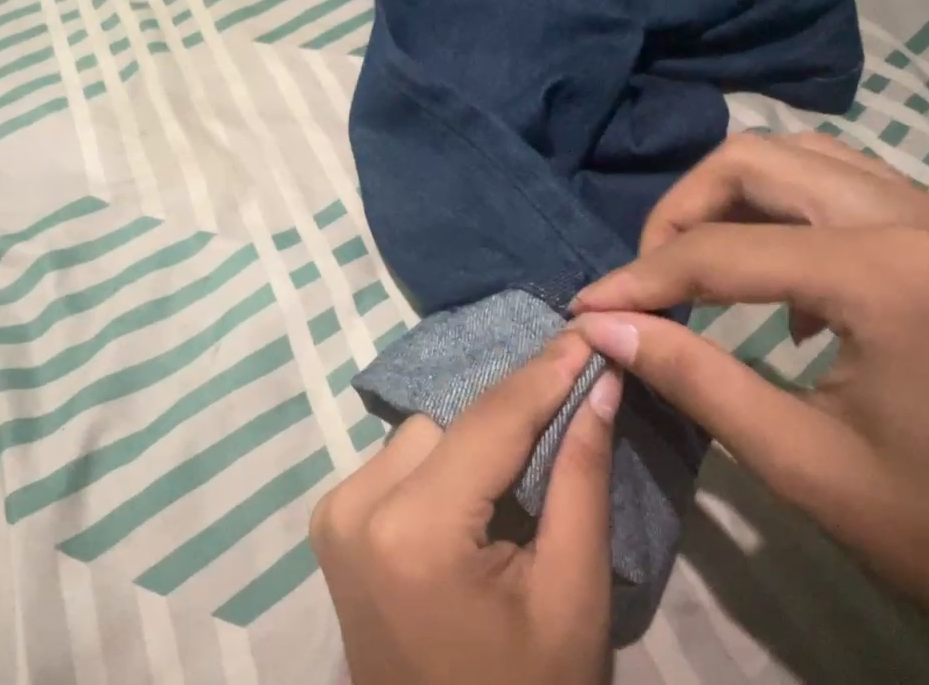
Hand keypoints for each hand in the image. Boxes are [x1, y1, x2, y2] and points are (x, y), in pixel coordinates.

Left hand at [311, 333, 619, 684]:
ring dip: (472, 440)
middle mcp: (354, 505)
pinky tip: (478, 489)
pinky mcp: (331, 522)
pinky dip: (441, 463)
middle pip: (447, 422)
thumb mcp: (572, 596)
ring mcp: (333, 514)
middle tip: (566, 405)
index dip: (542, 372)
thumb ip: (581, 480)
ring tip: (522, 465)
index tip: (584, 332)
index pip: (488, 422)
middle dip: (506, 417)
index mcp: (412, 530)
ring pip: (419, 434)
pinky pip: (398, 461)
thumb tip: (597, 386)